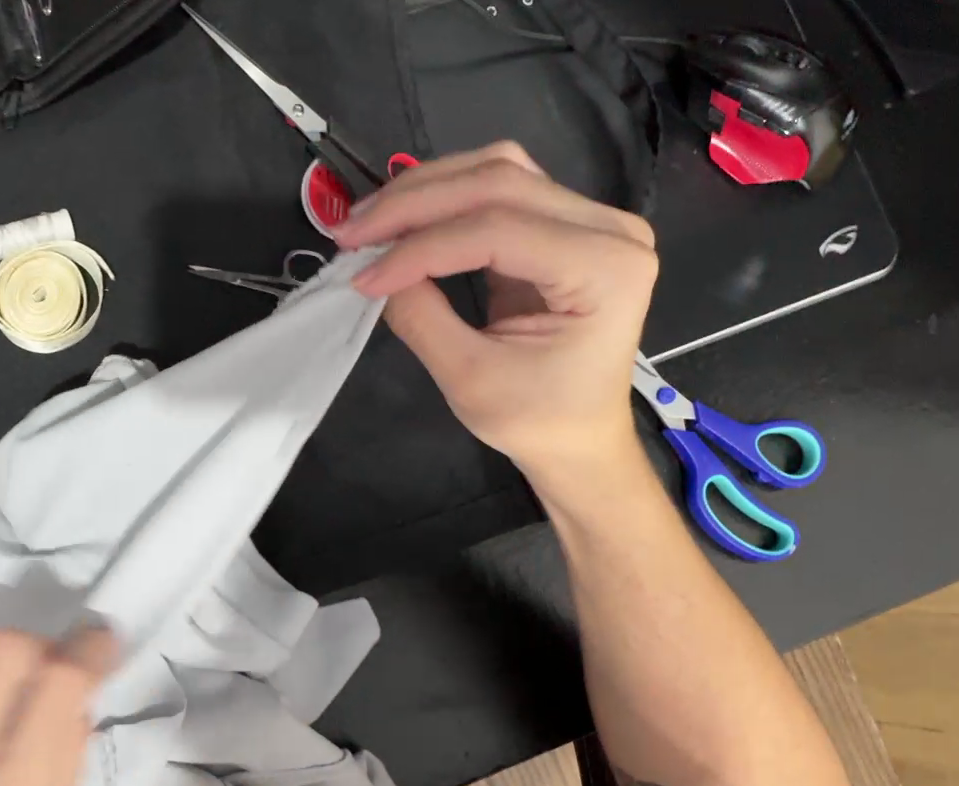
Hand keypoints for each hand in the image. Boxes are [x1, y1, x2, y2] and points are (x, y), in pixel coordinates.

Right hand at [336, 142, 657, 484]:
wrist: (578, 440)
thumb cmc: (535, 421)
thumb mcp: (470, 379)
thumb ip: (422, 319)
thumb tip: (373, 272)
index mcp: (605, 269)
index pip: (497, 230)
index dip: (420, 248)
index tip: (361, 276)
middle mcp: (609, 228)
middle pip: (499, 182)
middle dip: (413, 203)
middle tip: (349, 232)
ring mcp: (590, 220)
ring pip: (497, 172)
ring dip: (424, 191)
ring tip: (368, 221)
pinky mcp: (564, 226)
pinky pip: (500, 192)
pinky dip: (443, 201)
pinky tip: (400, 221)